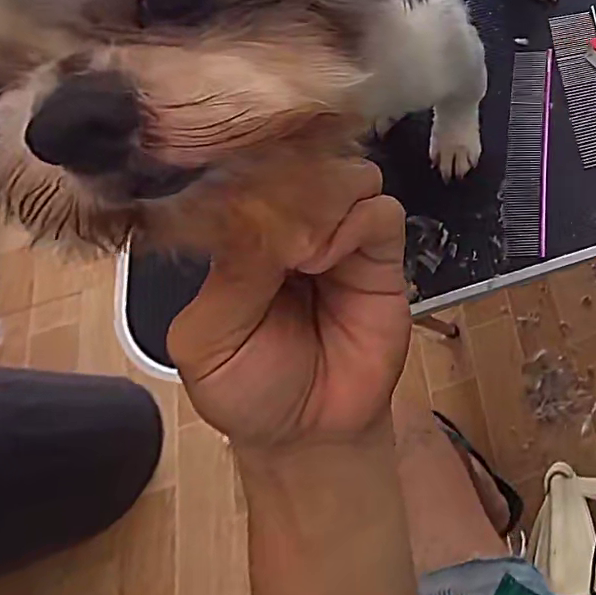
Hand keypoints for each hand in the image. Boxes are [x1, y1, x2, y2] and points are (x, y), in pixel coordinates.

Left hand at [167, 159, 411, 452]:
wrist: (314, 427)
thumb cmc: (250, 389)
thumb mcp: (210, 340)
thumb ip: (234, 277)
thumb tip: (265, 218)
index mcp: (239, 242)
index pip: (247, 181)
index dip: (246, 179)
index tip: (237, 201)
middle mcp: (295, 231)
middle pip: (308, 167)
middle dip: (293, 188)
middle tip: (278, 234)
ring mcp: (344, 242)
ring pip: (353, 178)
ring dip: (328, 202)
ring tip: (306, 253)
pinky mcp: (385, 259)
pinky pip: (384, 213)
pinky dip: (359, 223)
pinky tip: (331, 257)